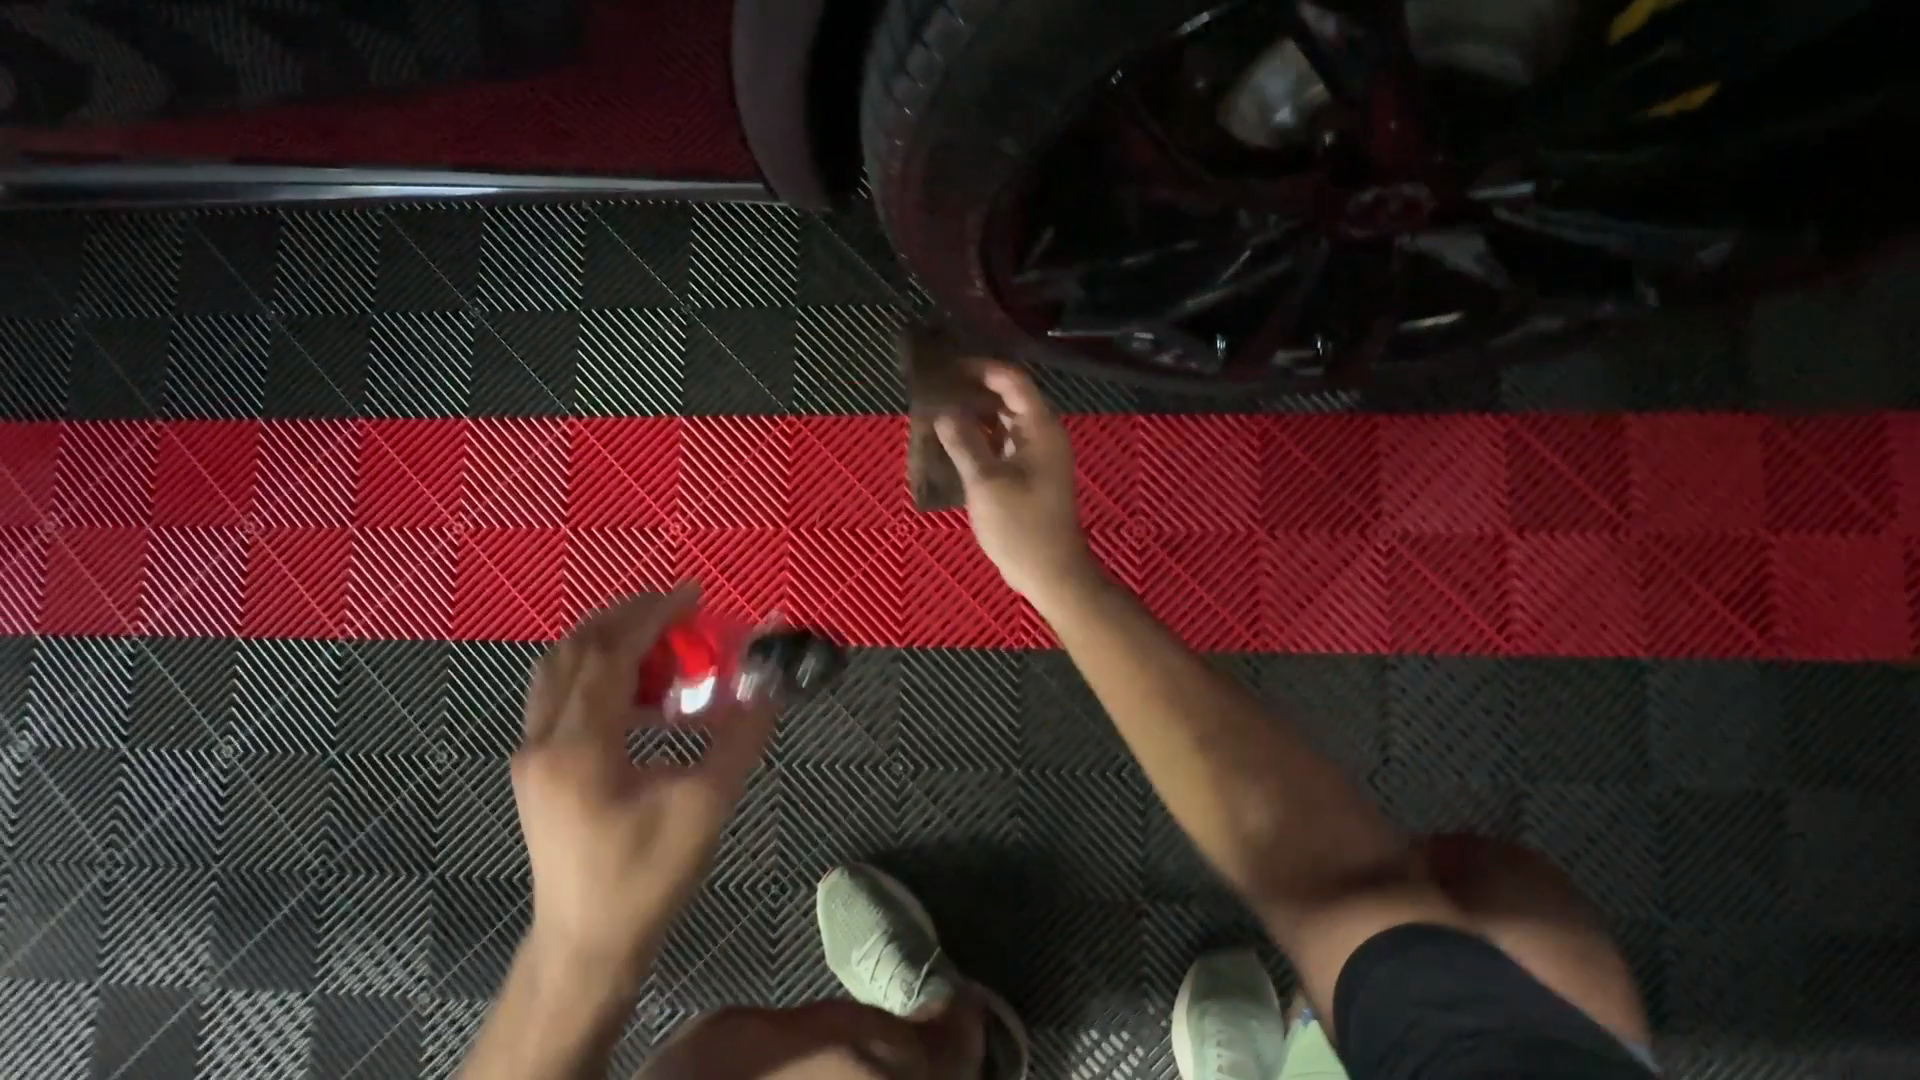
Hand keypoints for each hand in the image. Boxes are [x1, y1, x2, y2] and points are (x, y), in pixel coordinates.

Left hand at [511, 584, 773, 982]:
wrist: (587, 943)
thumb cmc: (646, 877)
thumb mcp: (706, 806)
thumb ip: (740, 738)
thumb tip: (770, 688)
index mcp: (579, 745)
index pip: (611, 653)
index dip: (653, 615)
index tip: (693, 594)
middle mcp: (543, 738)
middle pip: (576, 648)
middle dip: (627, 617)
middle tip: (678, 608)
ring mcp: (531, 753)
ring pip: (558, 668)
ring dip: (606, 640)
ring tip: (658, 637)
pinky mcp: (534, 767)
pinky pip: (558, 694)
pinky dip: (595, 671)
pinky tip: (637, 689)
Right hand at [935, 361, 1096, 602]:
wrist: (1050, 572)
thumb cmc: (1020, 526)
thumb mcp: (986, 482)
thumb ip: (964, 442)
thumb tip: (943, 411)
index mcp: (1040, 429)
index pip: (1012, 380)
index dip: (980, 369)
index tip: (945, 368)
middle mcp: (1042, 435)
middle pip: (1008, 398)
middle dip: (972, 391)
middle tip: (935, 388)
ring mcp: (1037, 456)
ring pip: (1004, 422)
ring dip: (974, 416)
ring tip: (937, 412)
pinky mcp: (1029, 475)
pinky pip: (1003, 445)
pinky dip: (980, 440)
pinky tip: (952, 443)